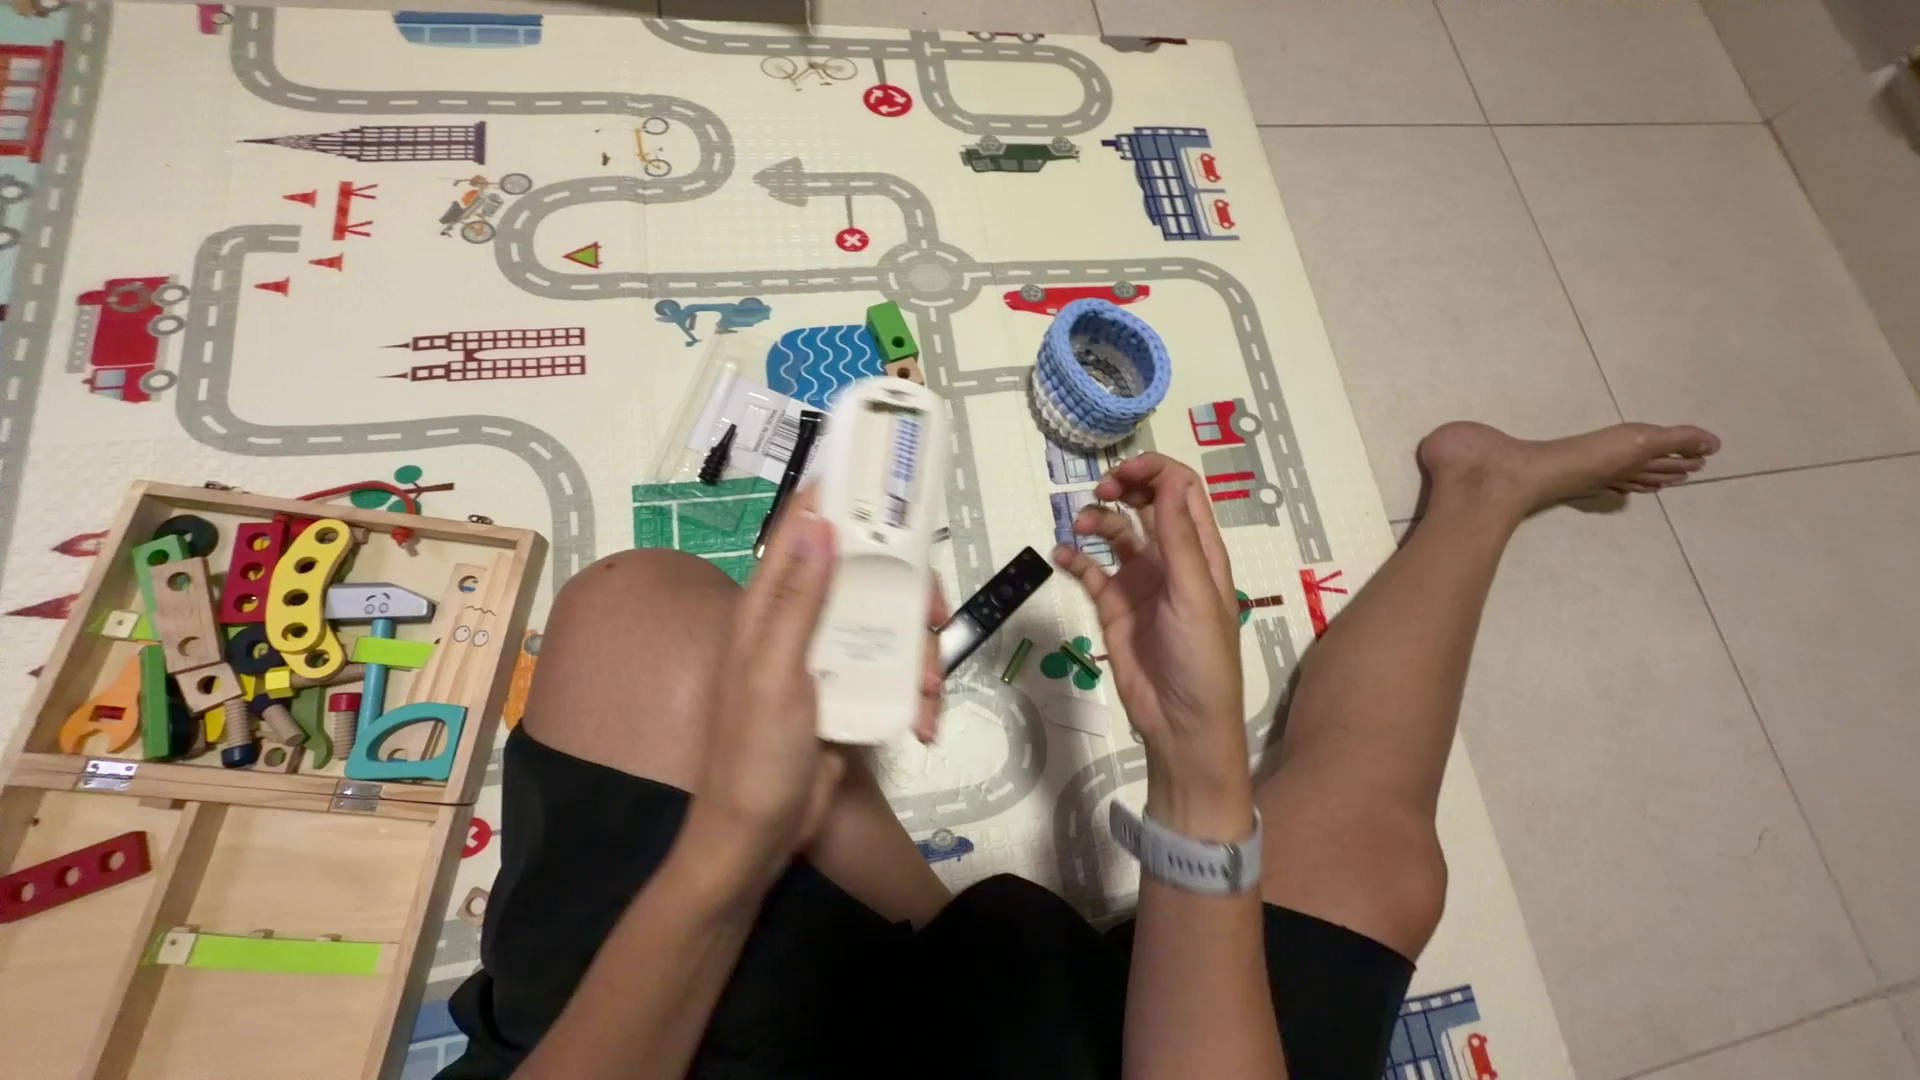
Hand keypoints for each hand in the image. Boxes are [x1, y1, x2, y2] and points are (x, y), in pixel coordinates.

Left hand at [690, 491, 949, 883]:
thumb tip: (823, 523)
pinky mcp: (853, 684)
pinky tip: (923, 720)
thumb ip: (797, 599)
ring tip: (931, 695)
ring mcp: (831, 650)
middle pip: (867, 571)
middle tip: (934, 618)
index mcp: (770, 602)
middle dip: (909, 591)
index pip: (804, 527)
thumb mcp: (774, 673)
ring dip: (920, 653)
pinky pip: (895, 665)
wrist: (761, 832)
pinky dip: (916, 687)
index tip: (886, 472)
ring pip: (890, 619)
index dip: (840, 493)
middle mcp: (802, 615)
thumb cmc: (756, 752)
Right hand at [1053, 453, 1252, 840]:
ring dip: (1097, 520)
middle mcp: (1170, 559)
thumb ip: (1178, 539)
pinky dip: (1076, 557)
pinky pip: (1091, 570)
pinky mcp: (1113, 605)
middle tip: (1100, 493)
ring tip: (1078, 526)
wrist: (1180, 722)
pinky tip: (1062, 555)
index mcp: (1200, 552)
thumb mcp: (1195, 594)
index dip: (1155, 472)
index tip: (1123, 473)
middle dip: (1124, 488)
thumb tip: (1169, 480)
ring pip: (1116, 532)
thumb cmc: (1201, 657)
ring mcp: (1140, 581)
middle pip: (1147, 504)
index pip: (1181, 492)